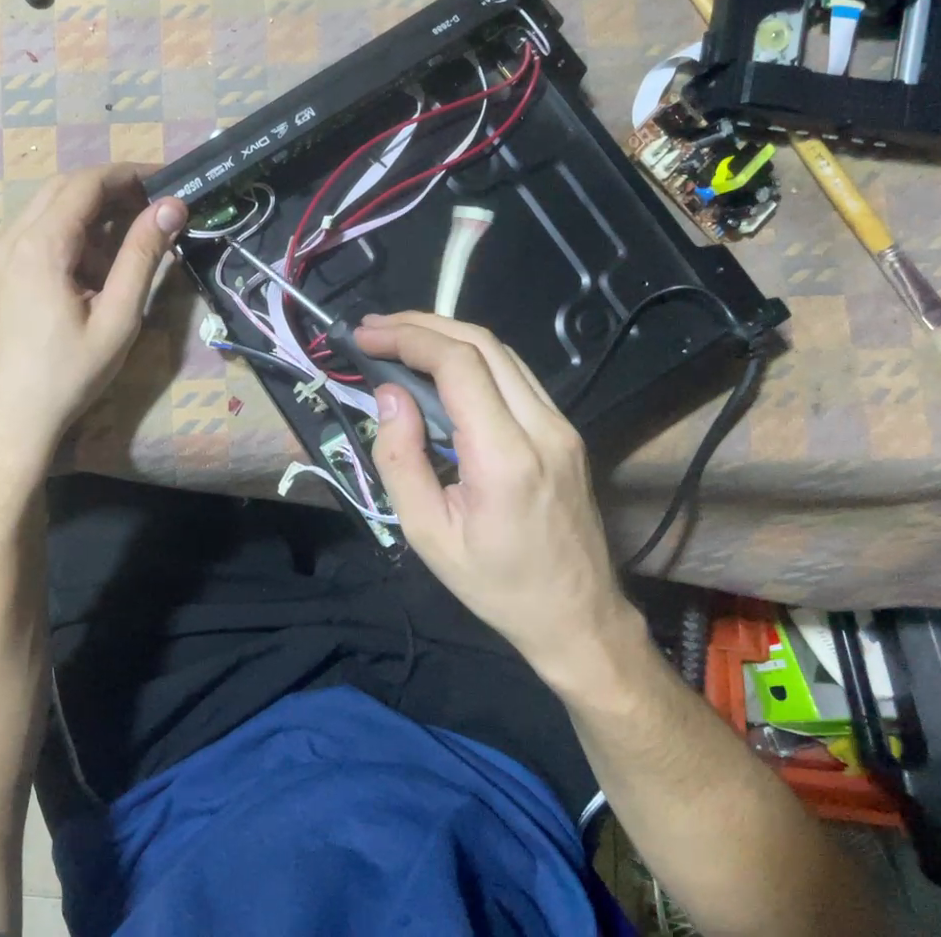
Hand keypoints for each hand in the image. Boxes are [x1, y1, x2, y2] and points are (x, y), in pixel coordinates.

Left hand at [0, 164, 186, 486]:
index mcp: (38, 246)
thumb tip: (172, 207)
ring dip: (88, 219)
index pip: (85, 184)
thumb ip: (142, 256)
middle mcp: (8, 240)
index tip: (166, 181)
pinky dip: (66, 240)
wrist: (9, 425)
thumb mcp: (117, 319)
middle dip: (110, 192)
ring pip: (46, 213)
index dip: (129, 175)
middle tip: (153, 212)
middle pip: (63, 190)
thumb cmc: (68, 378)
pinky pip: (32, 239)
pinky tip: (91, 276)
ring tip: (126, 255)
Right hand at [354, 313, 632, 674]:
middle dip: (423, 325)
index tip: (364, 337)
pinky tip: (438, 367)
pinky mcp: (564, 433)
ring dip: (448, 335)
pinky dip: (472, 358)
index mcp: (505, 456)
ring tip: (397, 339)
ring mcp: (561, 427)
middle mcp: (542, 428)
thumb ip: (401, 459)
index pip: (459, 366)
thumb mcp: (426, 534)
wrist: (576, 615)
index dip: (408, 339)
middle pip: (484, 344)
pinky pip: (516, 376)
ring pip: (504, 353)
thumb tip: (388, 396)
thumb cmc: (494, 584)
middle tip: (373, 328)